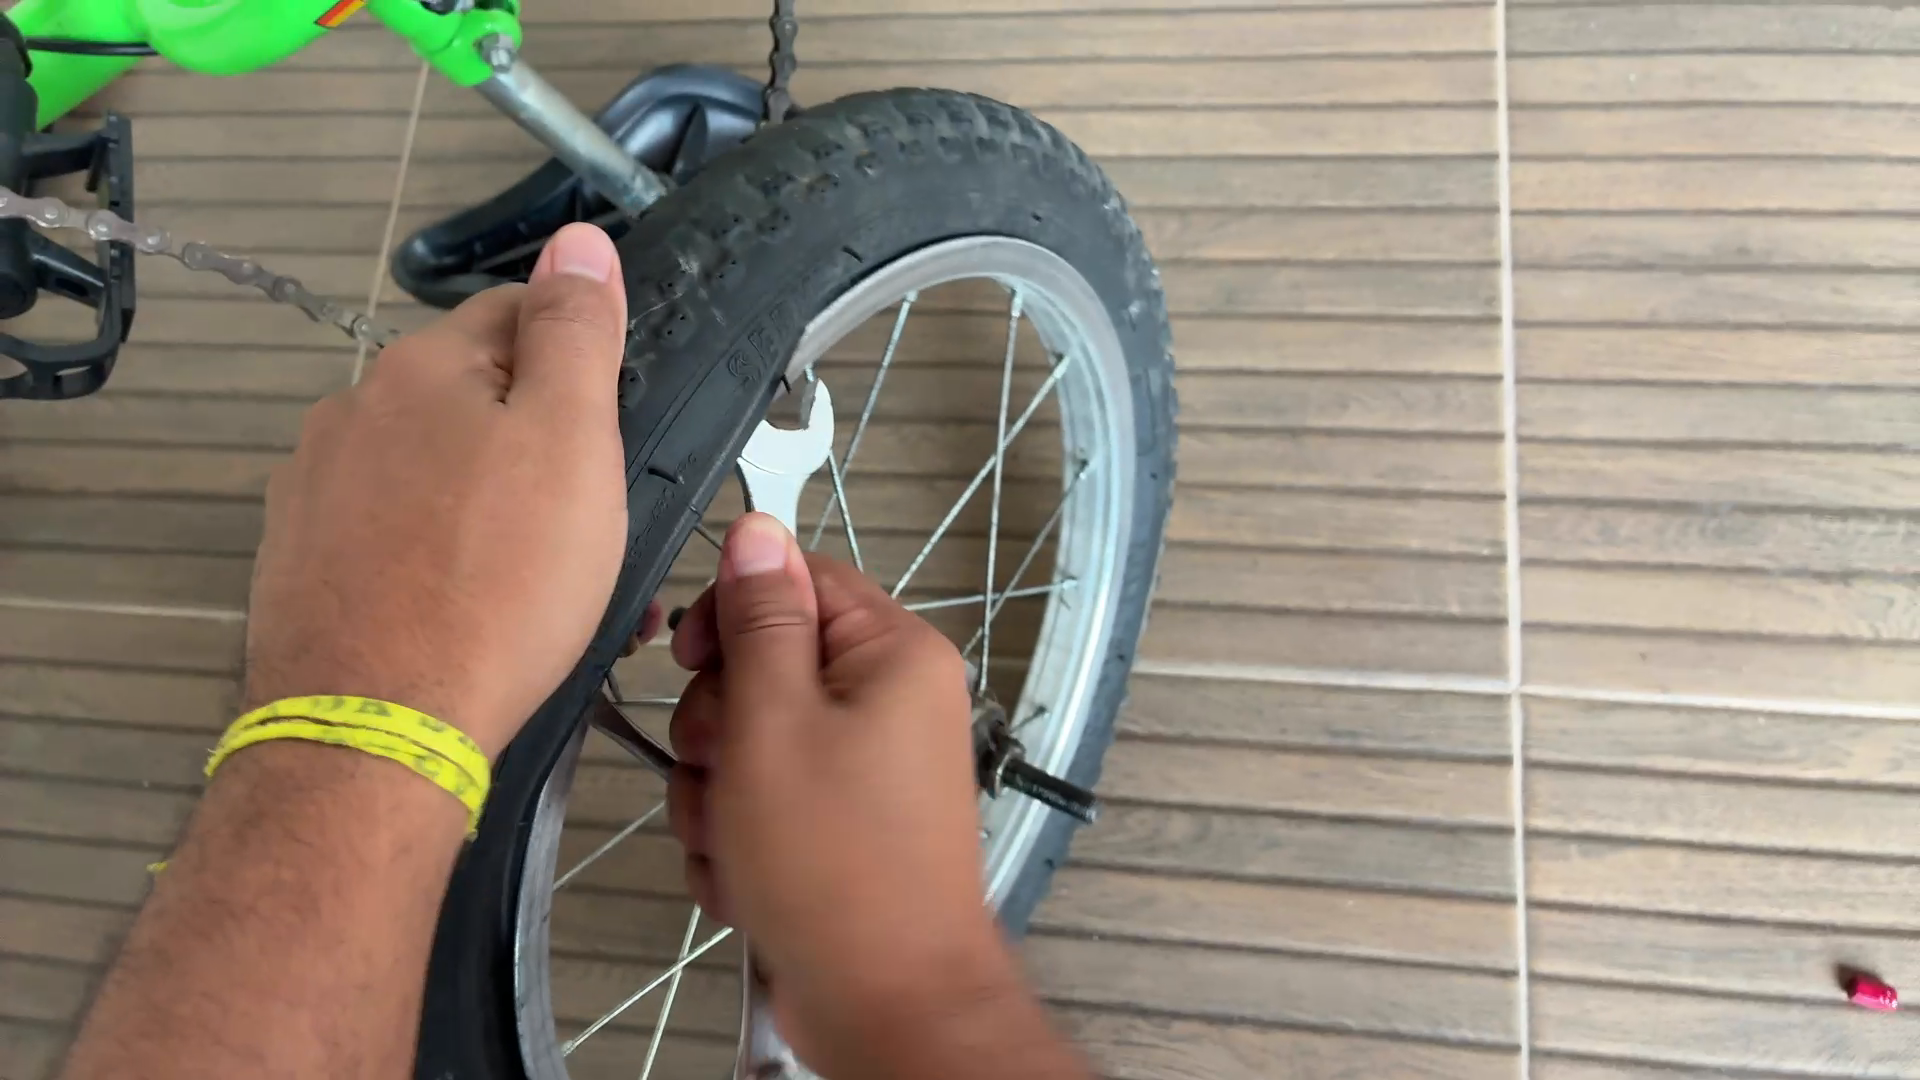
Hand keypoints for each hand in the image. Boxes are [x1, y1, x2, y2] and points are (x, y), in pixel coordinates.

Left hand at [245, 223, 633, 757]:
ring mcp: (323, 487)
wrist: (386, 722)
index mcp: (426, 370)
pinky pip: (414, 529)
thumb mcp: (572, 441)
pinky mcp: (313, 558)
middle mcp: (358, 411)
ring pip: (452, 471)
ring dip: (516, 503)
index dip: (586, 362)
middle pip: (486, 400)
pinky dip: (465, 548)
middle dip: (553, 443)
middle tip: (607, 517)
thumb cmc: (505, 574)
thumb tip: (582, 240)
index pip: (523, 316)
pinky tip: (497, 601)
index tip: (621, 427)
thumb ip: (578, 333)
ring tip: (565, 577)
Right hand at [668, 514, 1023, 1074]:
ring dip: (723, 786)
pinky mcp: (848, 808)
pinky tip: (747, 873)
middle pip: (773, 659)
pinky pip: (775, 787)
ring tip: (734, 838)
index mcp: (894, 652)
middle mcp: (892, 694)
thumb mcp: (774, 719)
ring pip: (761, 731)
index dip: (735, 609)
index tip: (690, 657)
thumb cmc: (834, 861)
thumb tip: (757, 529)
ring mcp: (871, 755)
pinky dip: (746, 827)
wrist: (885, 1001)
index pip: (802, 580)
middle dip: (723, 719)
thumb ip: (761, 618)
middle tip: (721, 767)